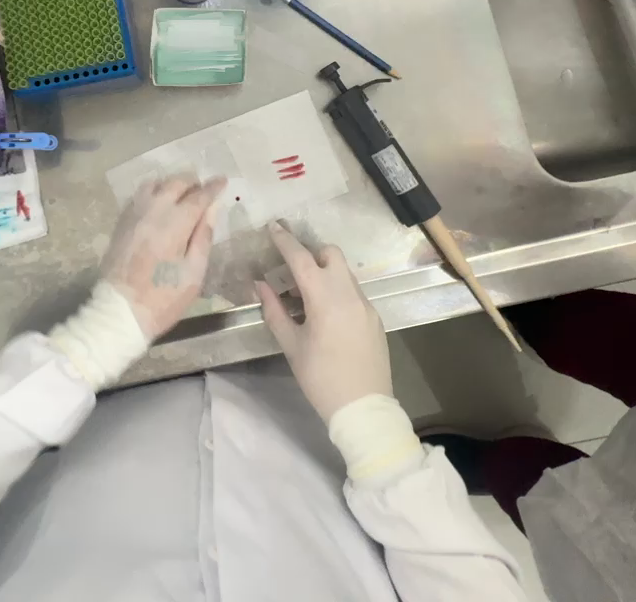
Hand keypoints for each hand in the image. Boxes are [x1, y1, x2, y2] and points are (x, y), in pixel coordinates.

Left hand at [102, 175, 226, 339]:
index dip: (213, 187)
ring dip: (171, 184)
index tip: (223, 180)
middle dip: (193, 182)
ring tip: (182, 194)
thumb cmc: (163, 298)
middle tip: (204, 189)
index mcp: (174, 224)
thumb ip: (203, 237)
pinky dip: (154, 192)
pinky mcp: (121, 222)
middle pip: (175, 183)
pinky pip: (139, 195)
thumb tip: (211, 210)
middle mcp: (152, 211)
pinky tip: (160, 203)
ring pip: (154, 184)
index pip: (198, 196)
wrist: (120, 311)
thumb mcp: (193, 274)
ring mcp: (133, 214)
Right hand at [256, 222, 392, 420]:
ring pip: (344, 272)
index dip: (285, 241)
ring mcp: (366, 305)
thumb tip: (261, 284)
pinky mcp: (375, 318)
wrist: (364, 409)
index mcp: (326, 298)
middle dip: (311, 252)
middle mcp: (349, 294)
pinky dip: (336, 290)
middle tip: (290, 268)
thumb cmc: (321, 378)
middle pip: (331, 254)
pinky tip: (324, 314)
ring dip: (324, 272)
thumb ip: (274, 310)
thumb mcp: (291, 345)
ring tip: (304, 294)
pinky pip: (353, 291)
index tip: (273, 227)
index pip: (302, 258)